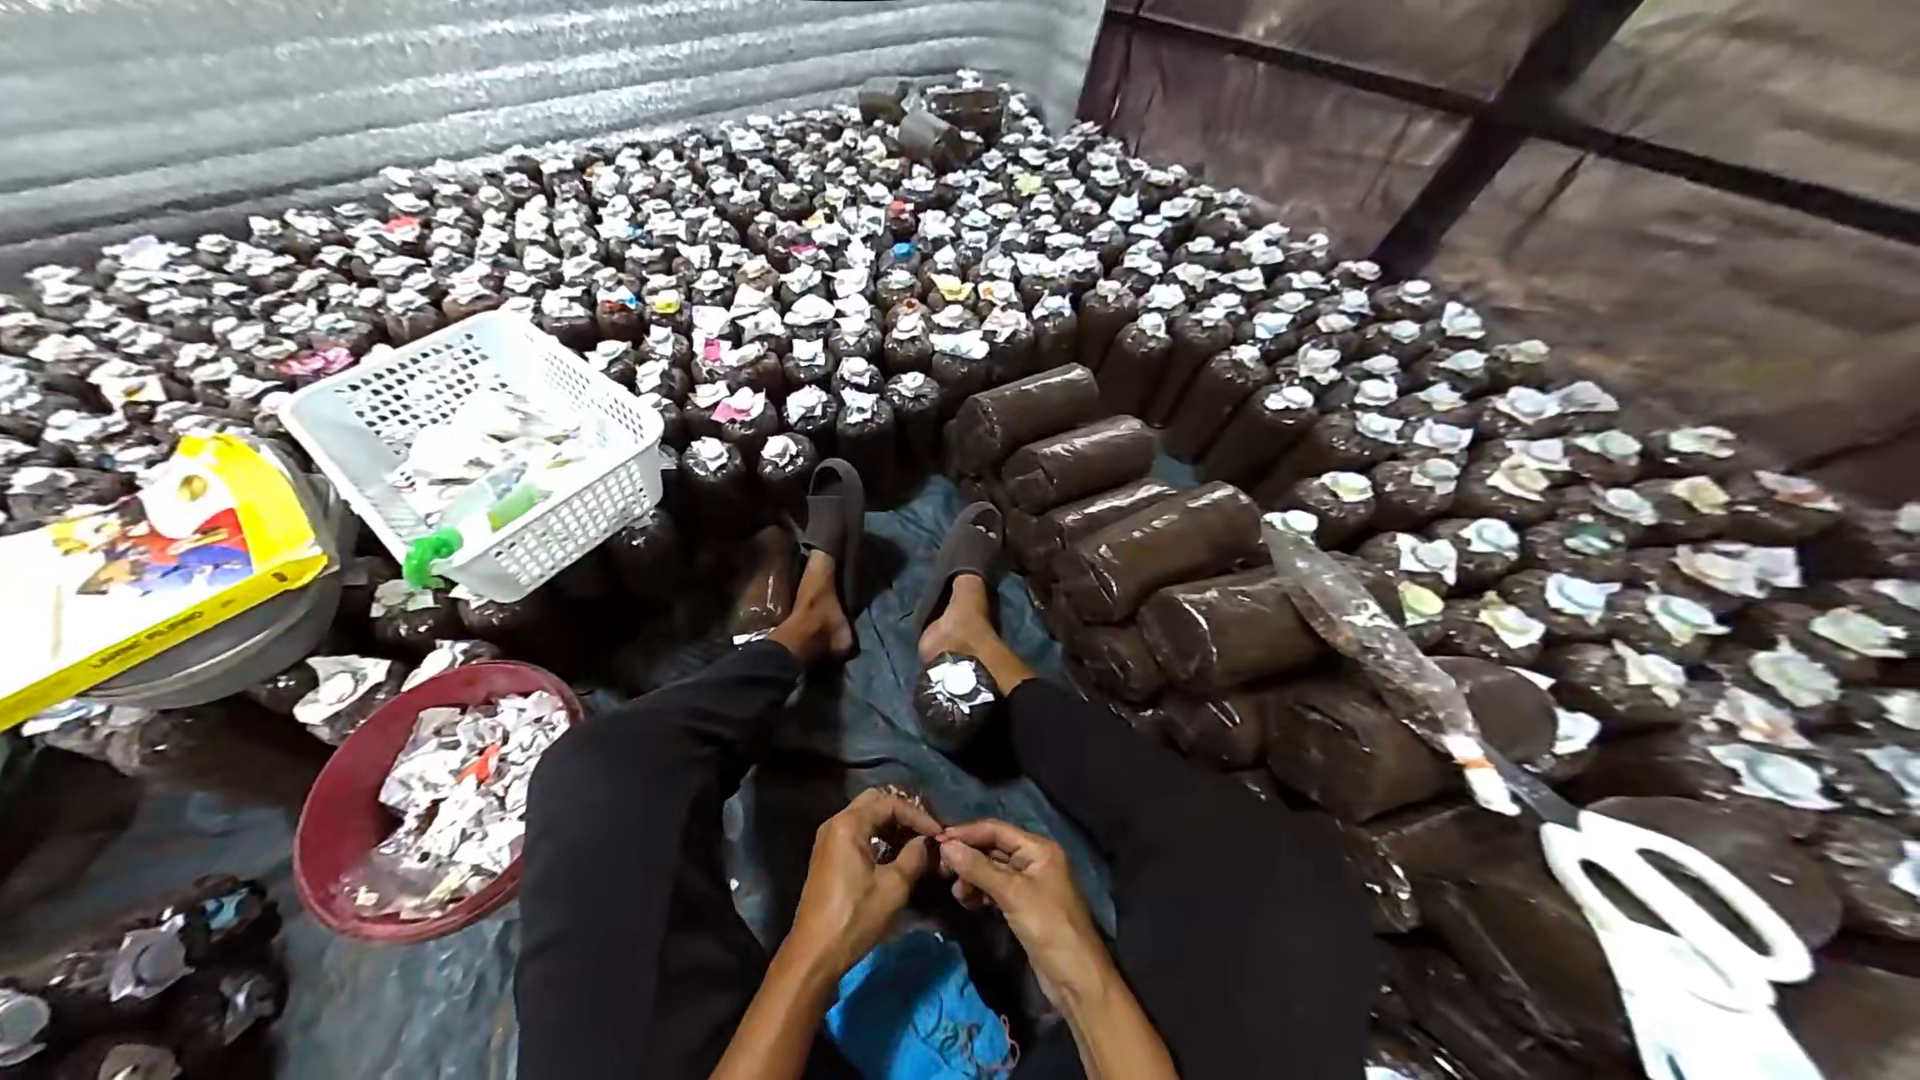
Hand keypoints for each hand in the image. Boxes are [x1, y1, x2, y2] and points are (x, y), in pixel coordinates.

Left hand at [788, 788, 941, 976]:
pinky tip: (894, 854)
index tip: (938, 833)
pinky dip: (877, 836)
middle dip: (902, 814)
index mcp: (848, 824)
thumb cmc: (855, 917)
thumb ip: (915, 856)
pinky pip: (856, 832)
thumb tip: (926, 842)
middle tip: (924, 831)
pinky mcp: (827, 855)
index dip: (918, 816)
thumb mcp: (894, 887)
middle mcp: (835, 823)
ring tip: (914, 843)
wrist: (814, 954)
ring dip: (890, 824)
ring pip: (865, 816)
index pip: (890, 803)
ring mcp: (828, 839)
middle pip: (875, 802)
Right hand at [937, 820, 1115, 1010]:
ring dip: (972, 877)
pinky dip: (981, 892)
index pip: (996, 830)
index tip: (938, 839)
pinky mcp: (1023, 904)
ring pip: (992, 870)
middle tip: (942, 868)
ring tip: (958, 892)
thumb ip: (978, 868)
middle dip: (968, 857)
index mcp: (1038, 848)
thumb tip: (945, 845)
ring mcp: (1028, 883)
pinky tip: (968, 901)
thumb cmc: (1048, 926)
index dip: (967, 833)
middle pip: (993, 848)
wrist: (1075, 977)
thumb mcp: (1012, 894)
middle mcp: (1034, 859)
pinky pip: (996, 889)